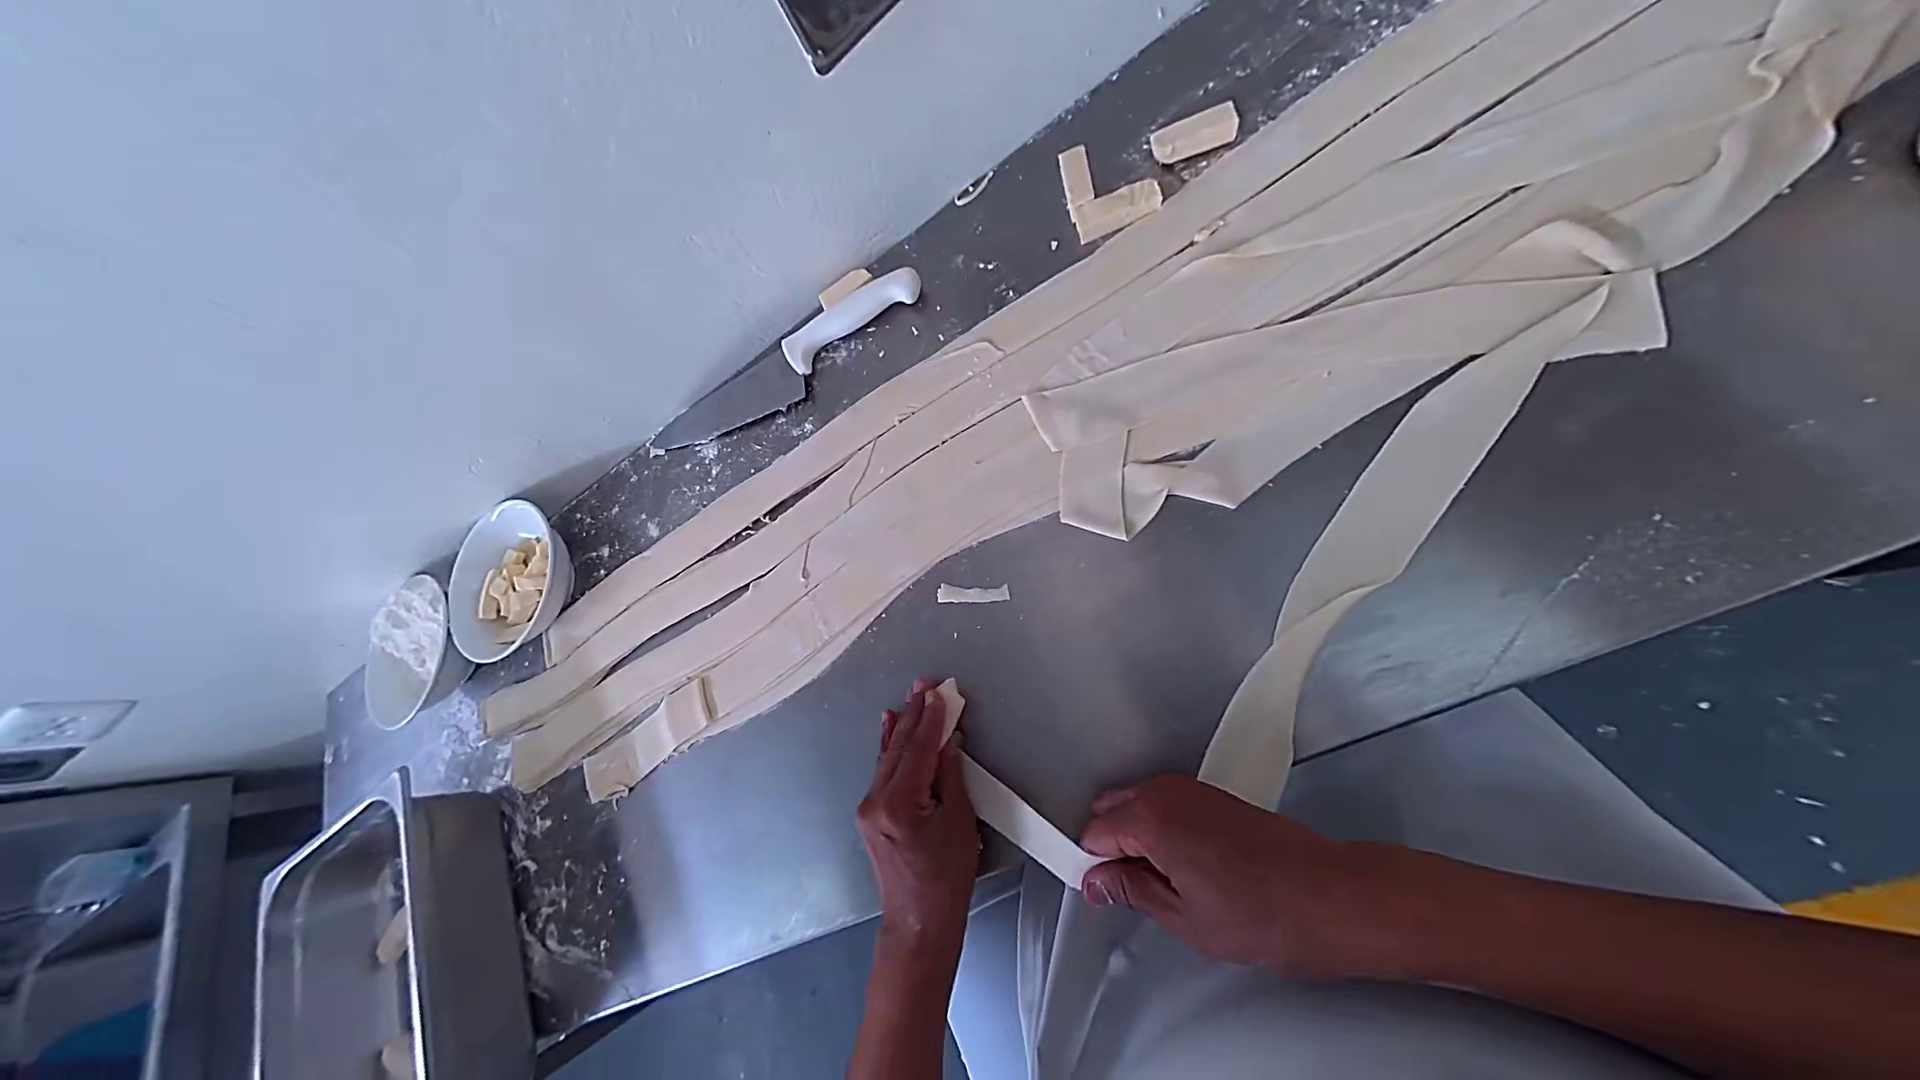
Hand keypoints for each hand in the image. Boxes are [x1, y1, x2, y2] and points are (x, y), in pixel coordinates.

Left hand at [856, 678, 980, 942]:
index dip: (932, 718)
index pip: (920, 749)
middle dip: (916, 713)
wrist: (919, 921)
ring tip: (914, 697)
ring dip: (903, 725)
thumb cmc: (947, 878)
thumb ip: (951, 776)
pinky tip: (889, 725)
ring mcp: (868, 807)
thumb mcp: (961, 823)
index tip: (940, 693)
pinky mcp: (869, 813)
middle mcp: (877, 800)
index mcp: (900, 803)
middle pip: (901, 747)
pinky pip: (882, 771)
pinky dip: (889, 747)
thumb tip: (948, 741)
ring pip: (889, 756)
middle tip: (926, 684)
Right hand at [1079, 775, 1443, 977]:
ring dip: (1135, 838)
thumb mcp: (1183, 918)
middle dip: (1109, 846)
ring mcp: (1192, 789)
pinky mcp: (1213, 794)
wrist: (1336, 898)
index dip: (1090, 865)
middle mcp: (1168, 792)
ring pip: (1137, 805)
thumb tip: (1102, 882)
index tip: (1095, 888)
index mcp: (1151, 817)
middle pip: (1110, 810)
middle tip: (1127, 891)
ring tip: (1165, 885)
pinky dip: (1161, 830)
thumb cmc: (1273, 910)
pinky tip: (1186, 869)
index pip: (1091, 832)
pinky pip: (1165, 804)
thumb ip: (1130, 890)